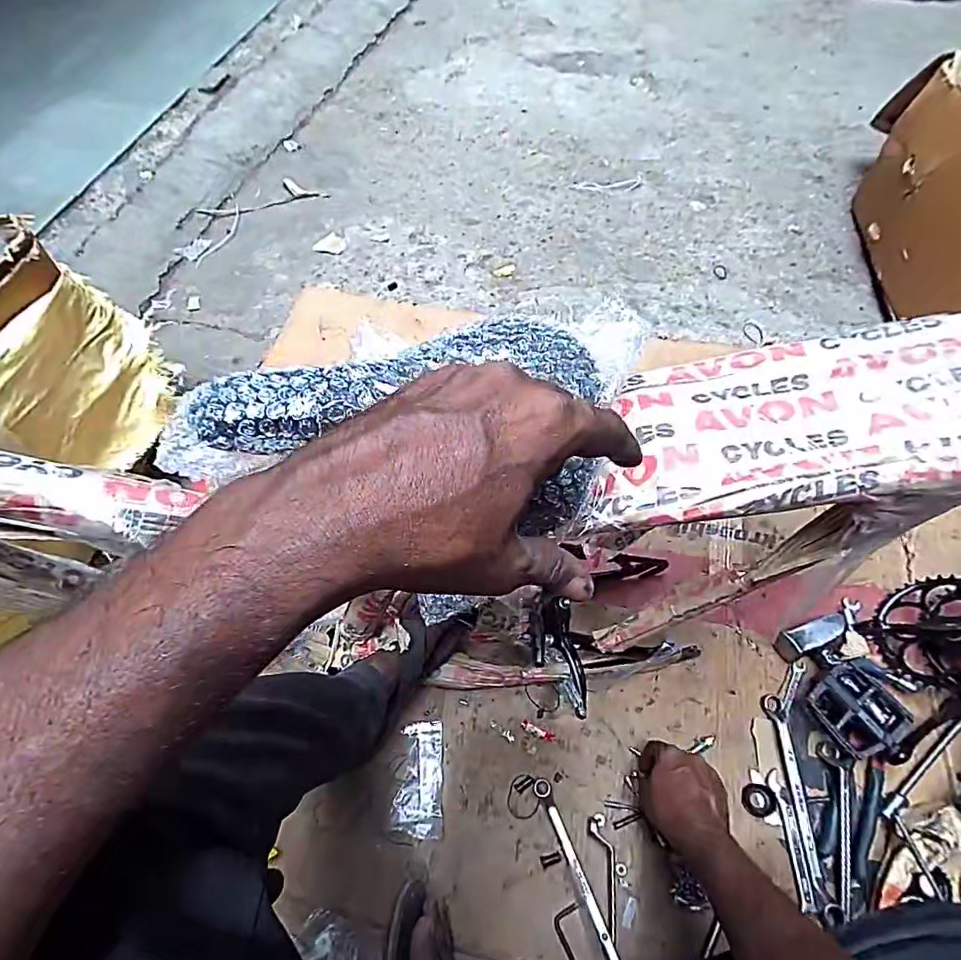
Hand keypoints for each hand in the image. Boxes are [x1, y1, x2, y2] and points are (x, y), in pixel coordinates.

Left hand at [231, 363, 640, 601]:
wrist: (333, 511)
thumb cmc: (428, 538)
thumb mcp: (498, 561)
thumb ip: (549, 565)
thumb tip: (584, 584)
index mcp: (542, 421)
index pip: (600, 423)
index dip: (620, 442)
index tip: (627, 455)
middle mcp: (506, 383)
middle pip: (553, 405)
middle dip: (565, 436)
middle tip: (561, 469)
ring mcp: (458, 375)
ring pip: (507, 394)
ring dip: (518, 422)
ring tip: (509, 458)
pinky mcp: (419, 381)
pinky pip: (466, 394)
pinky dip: (476, 417)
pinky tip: (460, 448)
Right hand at [638, 740, 730, 859]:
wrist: (701, 836)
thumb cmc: (675, 817)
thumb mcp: (644, 797)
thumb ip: (644, 780)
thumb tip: (646, 781)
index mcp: (670, 755)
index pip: (653, 747)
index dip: (646, 759)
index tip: (645, 769)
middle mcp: (691, 759)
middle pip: (674, 757)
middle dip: (667, 769)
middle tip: (659, 784)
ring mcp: (707, 772)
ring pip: (691, 769)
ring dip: (684, 778)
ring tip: (676, 798)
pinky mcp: (720, 787)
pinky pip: (705, 782)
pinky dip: (698, 789)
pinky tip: (690, 805)